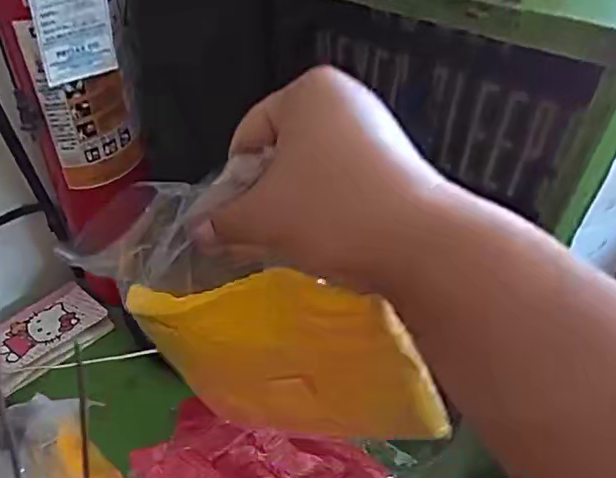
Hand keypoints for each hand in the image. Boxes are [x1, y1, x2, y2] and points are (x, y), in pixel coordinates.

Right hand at [201, 66, 465, 291]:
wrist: (414, 243)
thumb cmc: (334, 214)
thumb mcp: (264, 219)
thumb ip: (224, 222)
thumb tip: (201, 231)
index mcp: (308, 92)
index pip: (249, 134)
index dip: (233, 181)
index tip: (231, 218)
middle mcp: (345, 103)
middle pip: (282, 156)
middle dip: (266, 200)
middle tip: (260, 237)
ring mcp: (375, 136)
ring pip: (313, 179)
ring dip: (296, 214)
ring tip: (298, 246)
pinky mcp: (394, 172)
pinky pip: (344, 193)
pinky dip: (329, 218)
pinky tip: (330, 244)